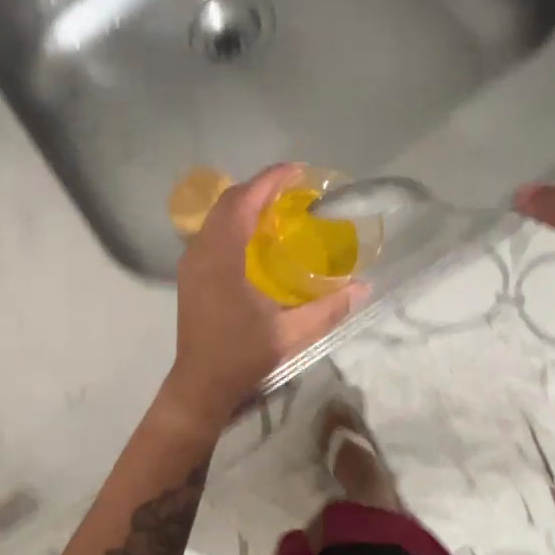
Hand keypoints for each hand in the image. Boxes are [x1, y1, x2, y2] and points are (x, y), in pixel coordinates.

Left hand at [164, 163, 367, 427]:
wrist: (200, 383)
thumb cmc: (241, 356)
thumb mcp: (290, 334)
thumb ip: (328, 309)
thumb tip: (363, 287)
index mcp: (221, 258)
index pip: (243, 202)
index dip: (269, 181)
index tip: (298, 171)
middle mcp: (200, 253)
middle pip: (227, 203)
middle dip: (259, 188)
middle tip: (293, 187)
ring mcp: (191, 264)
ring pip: (216, 218)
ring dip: (245, 205)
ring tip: (278, 207)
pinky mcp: (190, 276)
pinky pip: (211, 234)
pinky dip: (233, 223)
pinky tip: (256, 237)